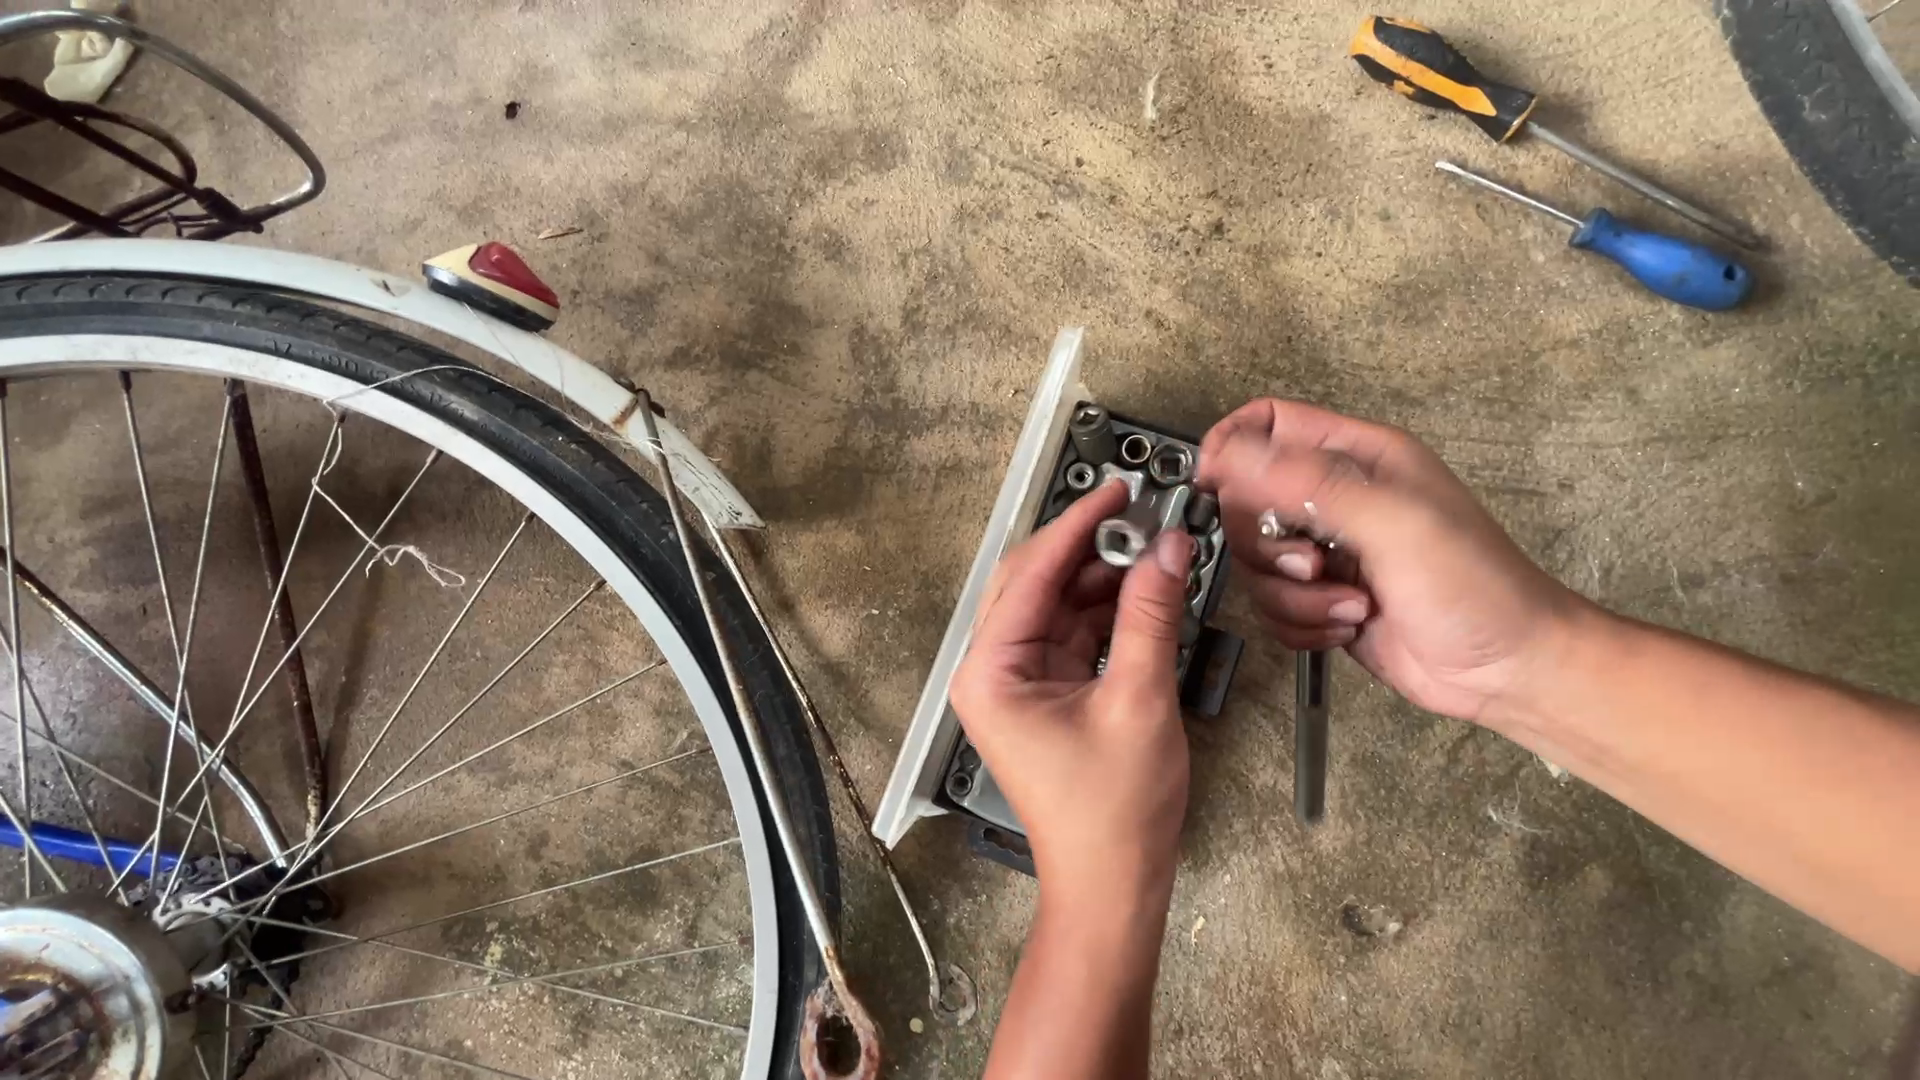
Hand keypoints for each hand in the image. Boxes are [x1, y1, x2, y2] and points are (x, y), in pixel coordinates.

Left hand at [950, 479, 1195, 903]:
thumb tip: (1168, 548)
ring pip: (1056, 603)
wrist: (1113, 883)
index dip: (1076, 527)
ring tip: (1151, 552)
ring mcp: (1016, 679)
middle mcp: (991, 670)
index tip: (1115, 492)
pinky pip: (1070, 631)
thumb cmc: (1113, 812)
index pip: (1030, 575)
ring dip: (1101, 577)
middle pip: (1035, 582)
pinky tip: (1141, 591)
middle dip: (1087, 548)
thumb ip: (1150, 616)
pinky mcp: (1043, 689)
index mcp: (989, 672)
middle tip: (1139, 517)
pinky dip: (1104, 610)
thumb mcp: (1138, 700)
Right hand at [1197, 399, 1589, 723]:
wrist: (1506, 670)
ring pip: (1253, 563)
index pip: (1267, 424)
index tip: (1215, 488)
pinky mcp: (1318, 597)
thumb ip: (1308, 481)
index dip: (1231, 448)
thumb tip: (1230, 453)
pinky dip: (1300, 624)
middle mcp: (1333, 498)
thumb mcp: (1393, 520)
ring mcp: (1324, 550)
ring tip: (1348, 604)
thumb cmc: (1474, 585)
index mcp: (1354, 457)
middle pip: (1244, 501)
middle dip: (1266, 545)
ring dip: (1292, 595)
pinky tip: (1347, 625)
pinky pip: (1269, 606)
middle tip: (1311, 563)